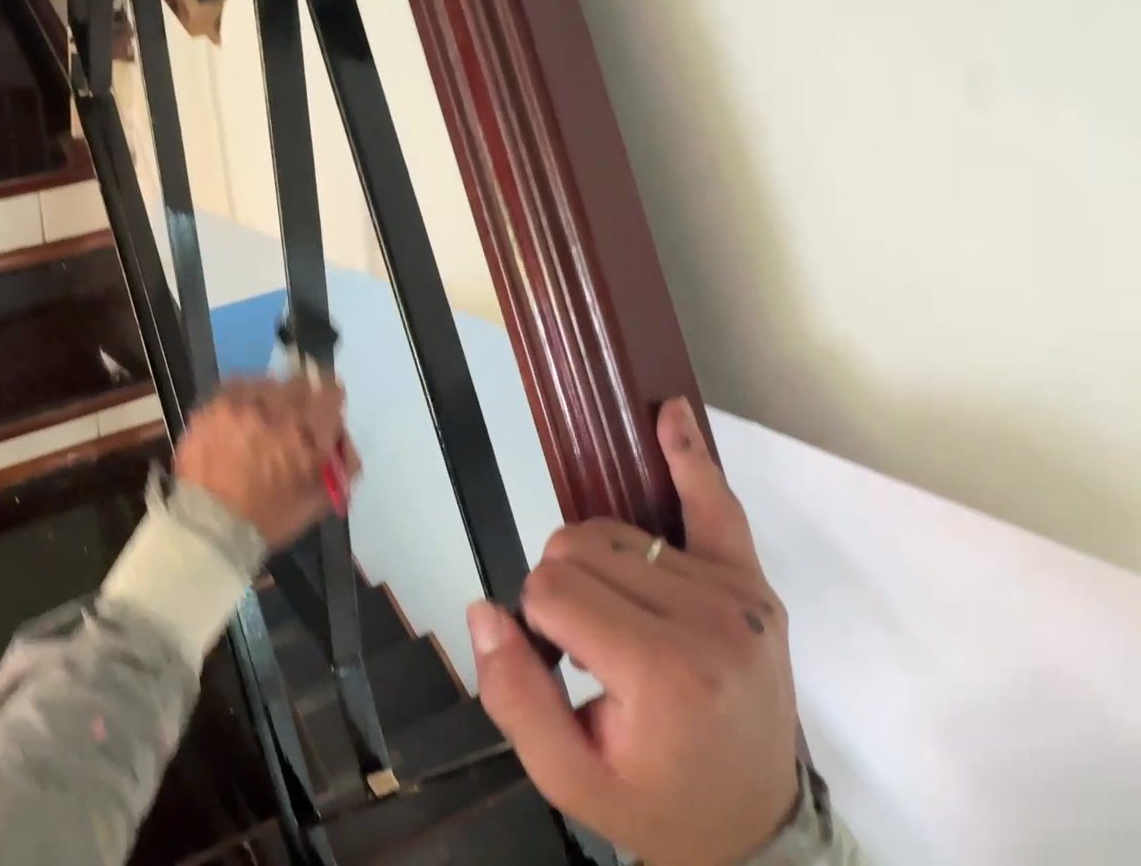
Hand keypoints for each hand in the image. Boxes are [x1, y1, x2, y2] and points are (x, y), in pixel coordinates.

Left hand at [174, 376, 357, 549]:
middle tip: (291, 417)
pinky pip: (232, 387)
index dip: (328, 401)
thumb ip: (340, 466)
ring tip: (260, 416)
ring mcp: (238, 406)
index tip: (323, 409)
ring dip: (268, 396)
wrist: (209, 526)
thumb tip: (342, 441)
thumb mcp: (317, 499)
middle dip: (299, 398)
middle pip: (297, 383)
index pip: (329, 393)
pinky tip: (238, 415)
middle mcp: (273, 411)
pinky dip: (240, 398)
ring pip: (264, 382)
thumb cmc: (267, 518)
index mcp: (305, 435)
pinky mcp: (210, 407)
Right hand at [466, 398, 799, 865]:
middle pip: (579, 545)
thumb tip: (485, 609)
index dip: (534, 622)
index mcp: (665, 672)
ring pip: (614, 529)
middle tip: (585, 650)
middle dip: (559, 589)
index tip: (558, 665)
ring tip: (616, 623)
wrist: (750, 825)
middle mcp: (711, 621)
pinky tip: (666, 416)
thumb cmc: (652, 799)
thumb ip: (513, 695)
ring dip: (593, 564)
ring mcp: (739, 597)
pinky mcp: (754, 585)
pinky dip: (688, 460)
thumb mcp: (565, 776)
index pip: (551, 589)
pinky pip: (715, 507)